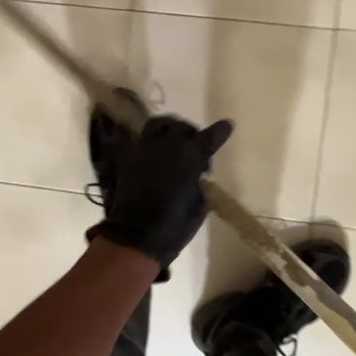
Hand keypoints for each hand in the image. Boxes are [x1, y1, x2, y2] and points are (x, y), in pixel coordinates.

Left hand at [88, 114, 231, 278]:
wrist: (138, 232)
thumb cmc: (176, 223)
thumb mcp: (201, 202)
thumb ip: (201, 179)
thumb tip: (199, 171)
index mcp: (192, 156)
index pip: (210, 136)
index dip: (220, 131)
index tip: (226, 126)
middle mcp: (169, 144)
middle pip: (182, 127)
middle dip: (190, 133)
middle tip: (193, 143)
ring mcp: (146, 146)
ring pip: (158, 124)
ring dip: (167, 128)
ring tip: (170, 138)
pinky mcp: (129, 155)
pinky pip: (140, 139)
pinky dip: (148, 141)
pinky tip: (152, 150)